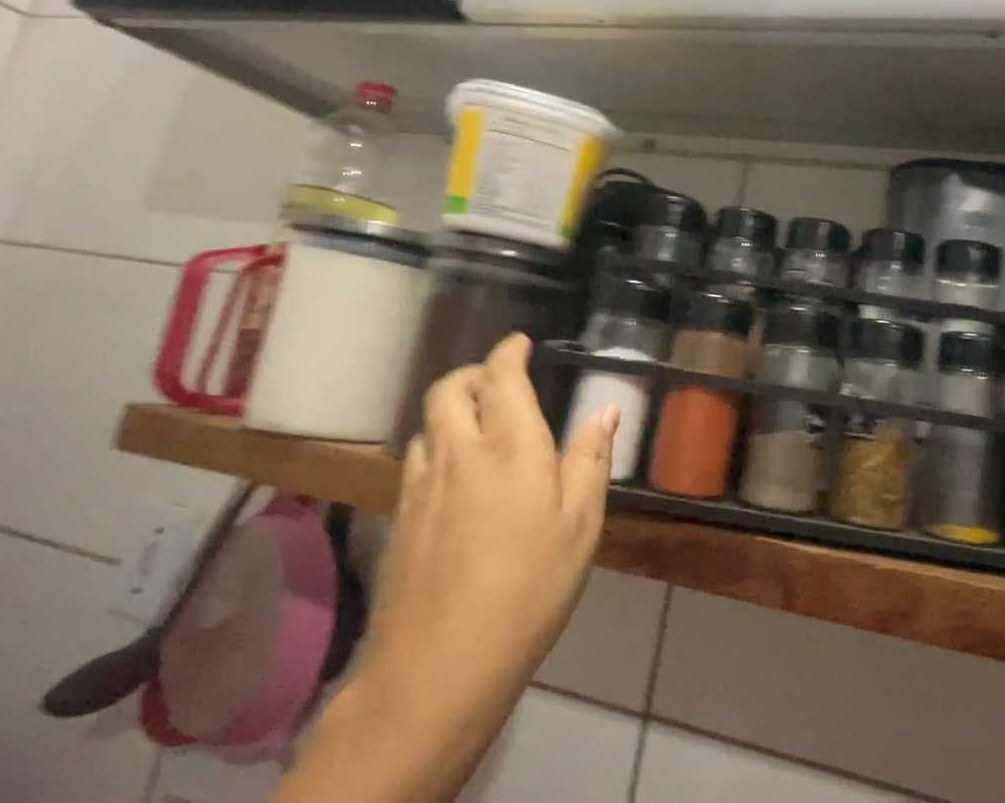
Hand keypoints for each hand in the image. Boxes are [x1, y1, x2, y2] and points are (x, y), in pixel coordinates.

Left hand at [358, 333, 619, 727]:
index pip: (501, 378)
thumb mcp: (581, 526)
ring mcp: (421, 485)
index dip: (509, 352)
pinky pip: (416, 458)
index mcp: (511, 448)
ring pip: (428, 423)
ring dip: (451, 409)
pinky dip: (437, 444)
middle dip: (473, 374)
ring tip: (478, 425)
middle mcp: (459, 453)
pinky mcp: (400, 517)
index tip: (520, 343)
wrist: (441, 661)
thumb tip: (605, 410)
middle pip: (450, 389)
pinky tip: (456, 475)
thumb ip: (590, 461)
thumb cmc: (530, 589)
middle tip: (498, 380)